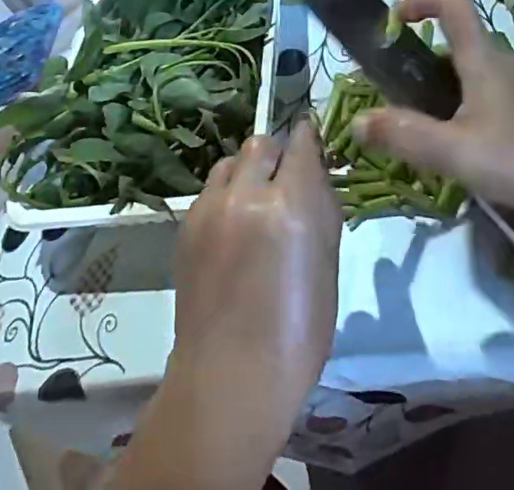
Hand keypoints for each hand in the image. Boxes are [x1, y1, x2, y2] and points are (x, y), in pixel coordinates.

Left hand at [169, 119, 341, 427]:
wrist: (229, 377)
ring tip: (256, 204)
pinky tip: (233, 230)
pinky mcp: (185, 226)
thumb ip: (322, 211)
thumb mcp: (328, 266)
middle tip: (287, 182)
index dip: (310, 137)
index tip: (314, 140)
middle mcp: (245, 194)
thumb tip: (317, 179)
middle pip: (261, 143)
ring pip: (230, 162)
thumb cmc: (297, 333)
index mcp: (290, 204)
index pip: (301, 143)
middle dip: (278, 154)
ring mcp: (208, 208)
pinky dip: (226, 195)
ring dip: (248, 171)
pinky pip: (210, 190)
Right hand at [353, 0, 513, 226]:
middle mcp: (506, 65)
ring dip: (443, 95)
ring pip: (473, 79)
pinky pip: (492, 101)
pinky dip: (468, 115)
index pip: (452, 5)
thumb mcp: (457, 153)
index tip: (393, 21)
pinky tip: (468, 158)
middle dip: (421, 66)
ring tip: (427, 138)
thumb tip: (357, 120)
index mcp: (484, 60)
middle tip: (398, 104)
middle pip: (457, 47)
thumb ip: (405, 136)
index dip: (420, 0)